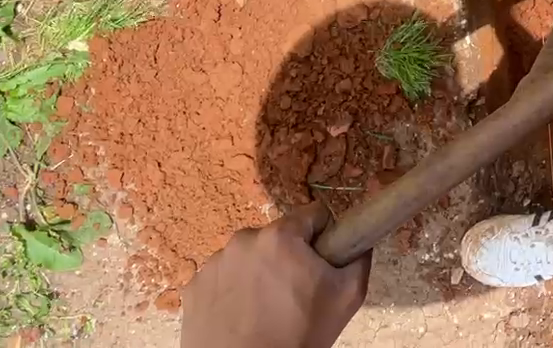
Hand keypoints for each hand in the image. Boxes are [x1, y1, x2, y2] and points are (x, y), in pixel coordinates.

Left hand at [181, 203, 369, 347]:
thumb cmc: (298, 339)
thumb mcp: (348, 296)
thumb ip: (359, 255)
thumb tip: (358, 239)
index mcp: (280, 235)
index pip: (313, 216)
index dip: (322, 239)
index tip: (321, 266)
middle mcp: (243, 239)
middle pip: (279, 237)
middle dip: (288, 258)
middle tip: (293, 295)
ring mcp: (213, 264)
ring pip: (249, 256)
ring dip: (259, 273)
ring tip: (264, 311)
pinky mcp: (193, 289)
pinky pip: (223, 278)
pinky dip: (232, 291)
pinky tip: (240, 318)